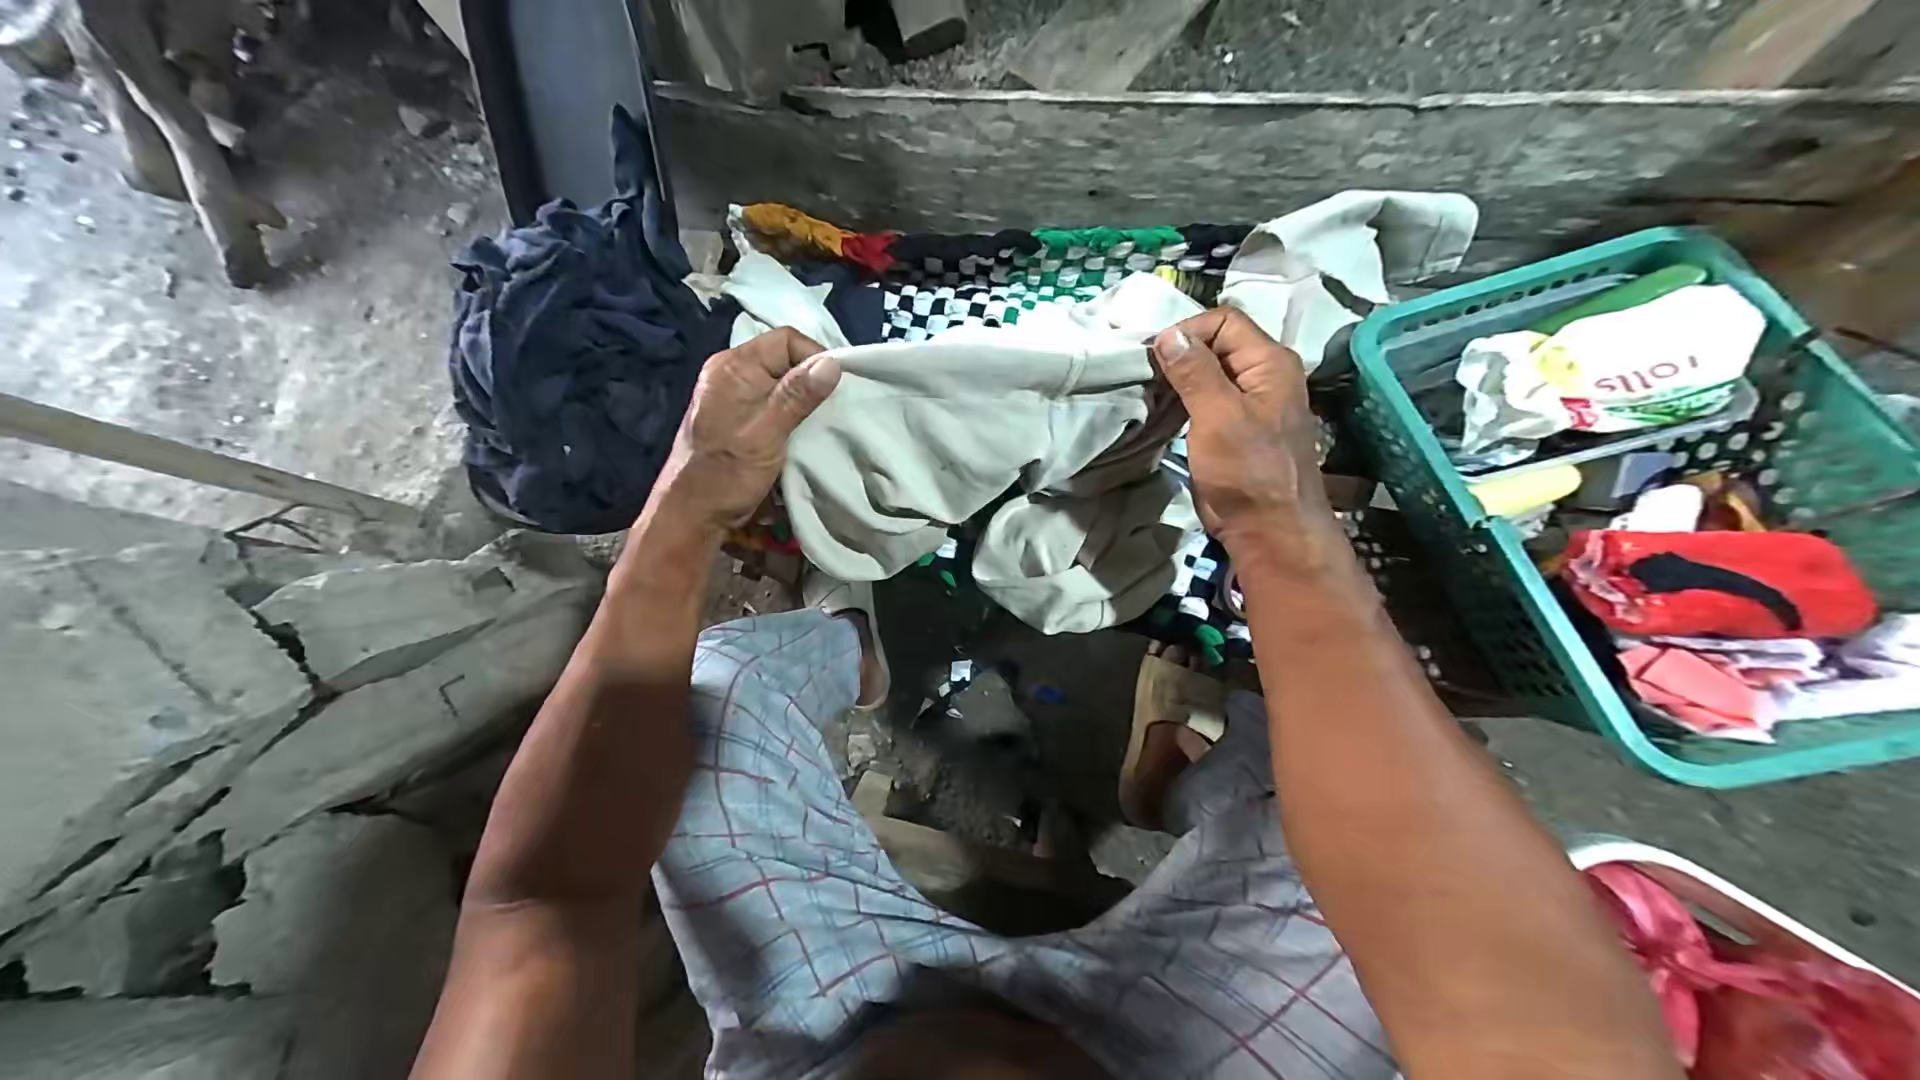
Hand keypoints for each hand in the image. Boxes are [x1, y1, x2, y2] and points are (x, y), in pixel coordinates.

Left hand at [644, 328, 841, 534]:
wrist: (693, 515)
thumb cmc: (725, 475)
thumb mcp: (765, 434)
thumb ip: (796, 397)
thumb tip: (833, 363)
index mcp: (733, 367)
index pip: (786, 340)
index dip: (816, 357)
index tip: (838, 388)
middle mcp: (731, 372)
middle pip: (785, 357)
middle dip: (813, 379)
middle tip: (834, 407)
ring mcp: (734, 394)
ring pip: (782, 380)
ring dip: (805, 398)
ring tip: (823, 419)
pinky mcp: (740, 415)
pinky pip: (774, 399)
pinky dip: (793, 410)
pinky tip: (805, 429)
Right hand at [1152, 308, 1331, 547]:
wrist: (1268, 528)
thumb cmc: (1247, 470)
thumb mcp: (1219, 415)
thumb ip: (1195, 371)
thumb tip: (1169, 334)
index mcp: (1270, 363)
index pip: (1225, 321)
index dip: (1188, 331)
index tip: (1154, 356)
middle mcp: (1264, 376)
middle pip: (1217, 344)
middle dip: (1181, 353)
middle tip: (1146, 375)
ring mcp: (1250, 404)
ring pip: (1210, 373)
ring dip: (1179, 378)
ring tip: (1150, 392)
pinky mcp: (1234, 429)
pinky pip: (1207, 400)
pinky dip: (1184, 399)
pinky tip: (1163, 411)